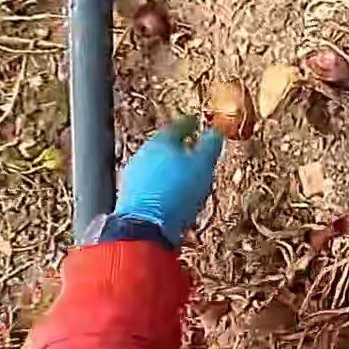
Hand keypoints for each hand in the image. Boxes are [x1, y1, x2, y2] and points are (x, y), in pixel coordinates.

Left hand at [114, 116, 224, 246]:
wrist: (148, 225)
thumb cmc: (176, 192)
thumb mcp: (203, 165)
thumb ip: (210, 146)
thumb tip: (216, 132)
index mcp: (159, 143)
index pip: (177, 127)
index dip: (189, 124)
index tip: (195, 122)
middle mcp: (142, 156)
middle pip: (164, 146)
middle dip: (180, 148)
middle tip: (195, 149)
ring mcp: (134, 177)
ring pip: (157, 166)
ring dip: (173, 168)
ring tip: (189, 176)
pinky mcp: (132, 197)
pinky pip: (153, 184)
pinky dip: (166, 185)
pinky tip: (177, 194)